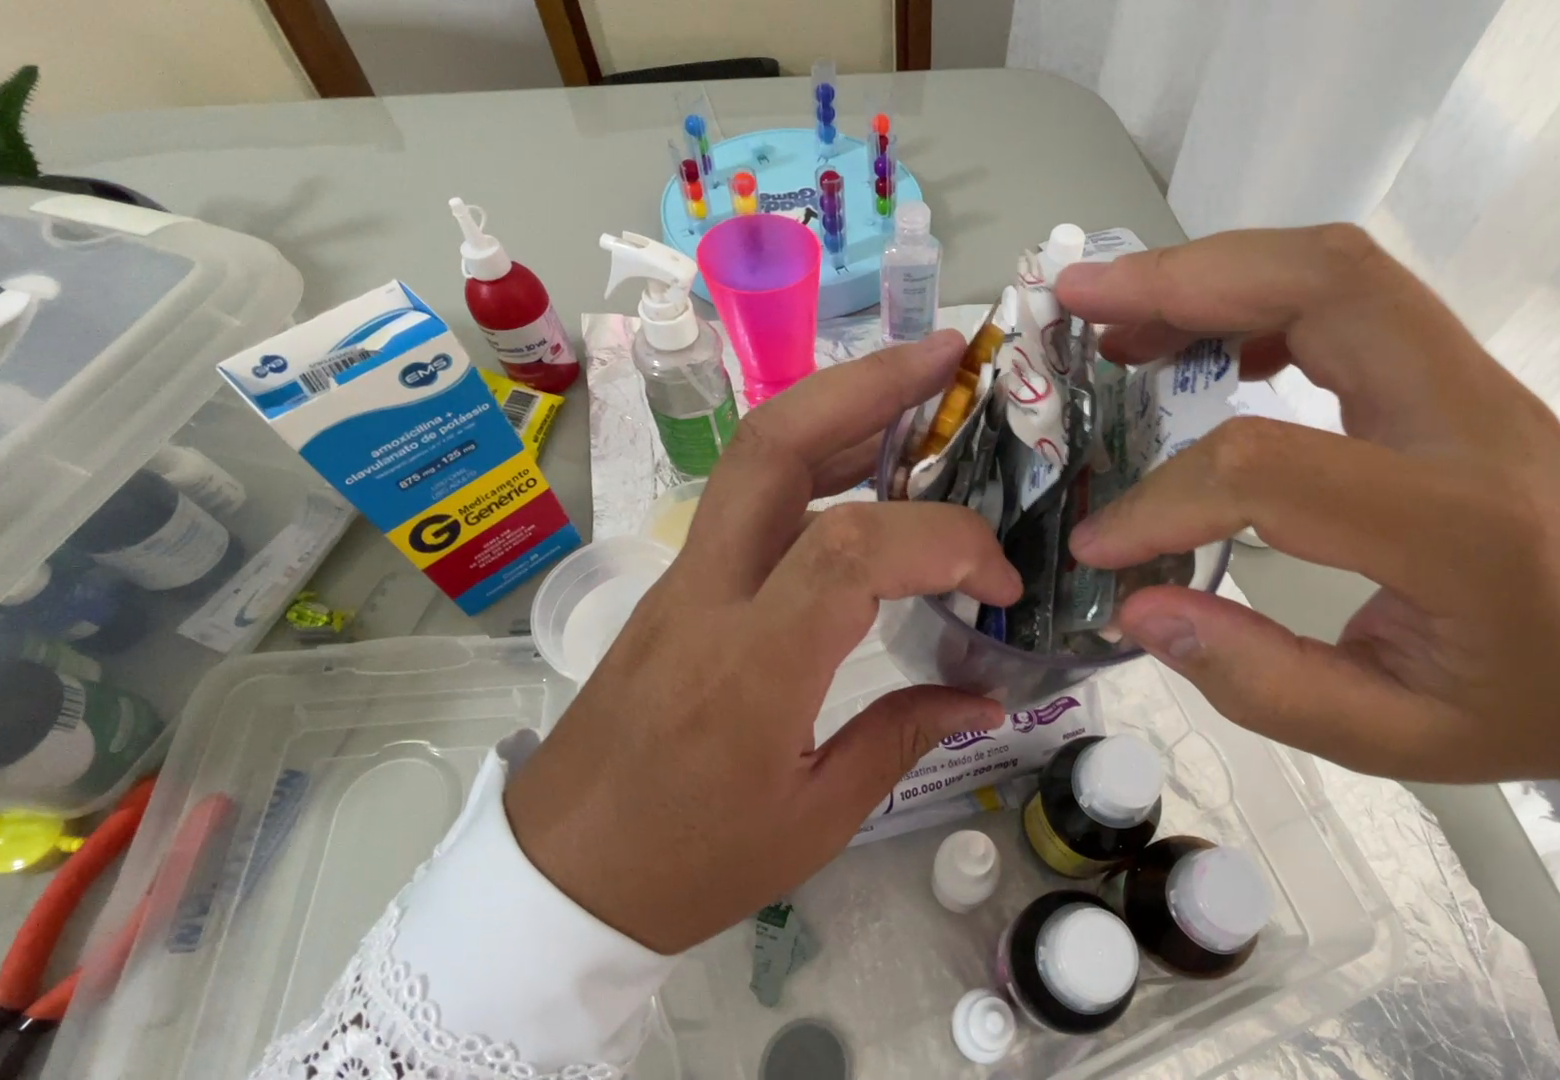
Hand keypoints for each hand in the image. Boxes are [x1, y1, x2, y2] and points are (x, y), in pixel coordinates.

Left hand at [505, 331, 1022, 952]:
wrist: (562, 873)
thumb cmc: (690, 861)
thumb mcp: (816, 817)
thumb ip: (903, 735)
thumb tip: (984, 694)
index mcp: (754, 664)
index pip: (858, 548)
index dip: (946, 544)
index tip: (997, 585)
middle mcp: (713, 594)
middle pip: (778, 444)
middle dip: (869, 384)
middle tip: (948, 358)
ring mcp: (685, 577)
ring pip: (756, 454)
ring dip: (838, 404)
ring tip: (917, 385)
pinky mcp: (678, 582)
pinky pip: (748, 495)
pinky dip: (813, 458)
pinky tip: (863, 466)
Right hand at [1055, 227, 1559, 784]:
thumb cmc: (1515, 709)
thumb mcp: (1383, 736)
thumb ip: (1255, 678)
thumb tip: (1137, 605)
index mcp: (1460, 529)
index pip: (1272, 468)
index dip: (1164, 496)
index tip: (1097, 541)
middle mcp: (1475, 419)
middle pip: (1325, 287)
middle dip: (1182, 283)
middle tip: (1080, 303)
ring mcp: (1473, 379)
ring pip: (1336, 269)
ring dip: (1213, 275)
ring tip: (1120, 319)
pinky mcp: (1455, 372)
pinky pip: (1351, 294)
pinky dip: (1259, 296)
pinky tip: (1205, 349)